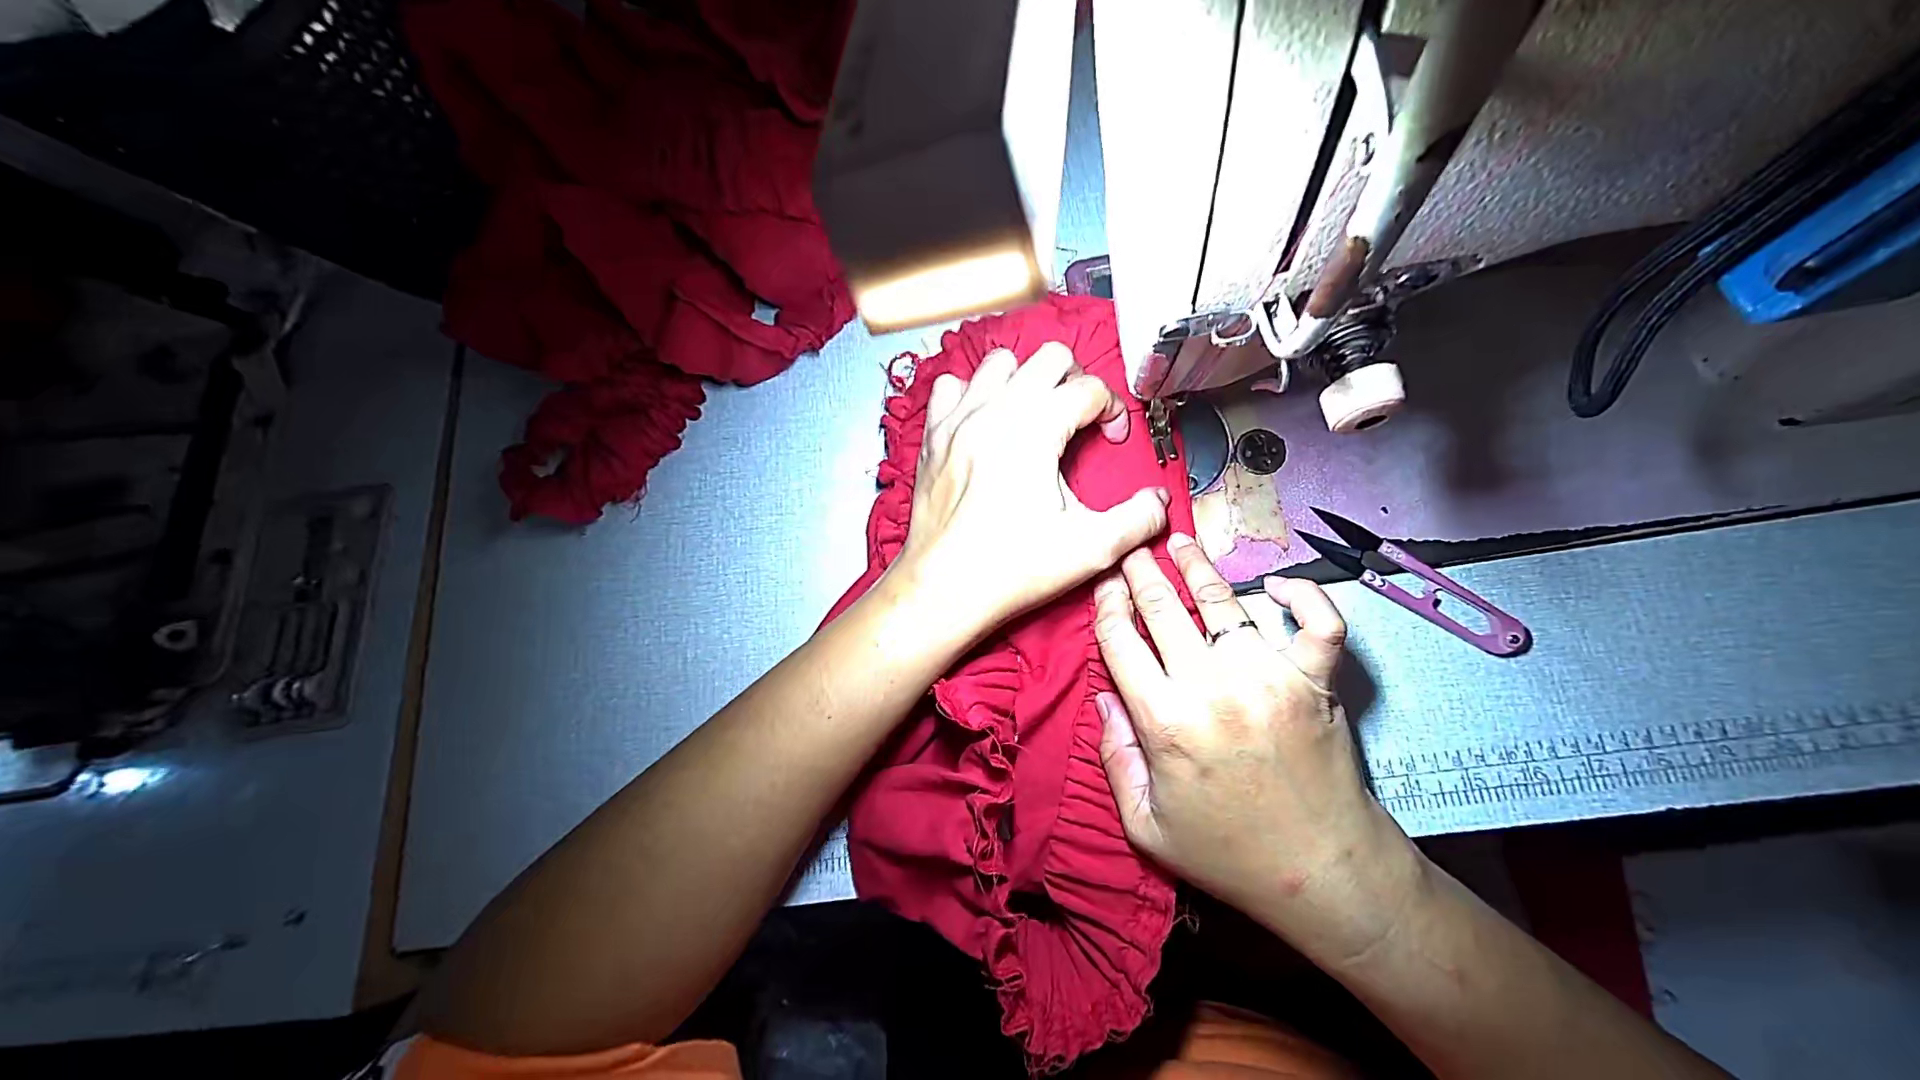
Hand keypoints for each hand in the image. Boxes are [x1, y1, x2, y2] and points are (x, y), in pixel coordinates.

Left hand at [887, 341, 1170, 643]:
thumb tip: (1157, 503)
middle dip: (1075, 379)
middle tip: (1080, 414)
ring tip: (1035, 410)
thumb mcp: (1091, 548)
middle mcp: (995, 412)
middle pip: (1049, 358)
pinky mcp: (933, 436)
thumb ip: (1138, 519)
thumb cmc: (1007, 568)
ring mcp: (959, 420)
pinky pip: (951, 387)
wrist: (944, 587)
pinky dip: (972, 392)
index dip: (1112, 409)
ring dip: (1025, 378)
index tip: (1110, 435)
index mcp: (1035, 429)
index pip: (1089, 389)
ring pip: (998, 363)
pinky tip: (984, 419)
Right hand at [1092, 535, 1427, 967]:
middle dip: (1141, 572)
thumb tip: (1103, 696)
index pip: (1120, 640)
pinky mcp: (1317, 681)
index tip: (1103, 584)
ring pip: (1227, 604)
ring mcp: (1270, 678)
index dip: (1106, 604)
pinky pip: (1317, 622)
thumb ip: (1115, 755)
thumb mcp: (1146, 823)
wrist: (1324, 875)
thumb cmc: (1227, 853)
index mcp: (1164, 721)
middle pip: (1165, 610)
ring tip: (1181, 544)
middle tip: (1132, 549)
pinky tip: (1276, 583)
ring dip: (1198, 568)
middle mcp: (1212, 687)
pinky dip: (1303, 595)